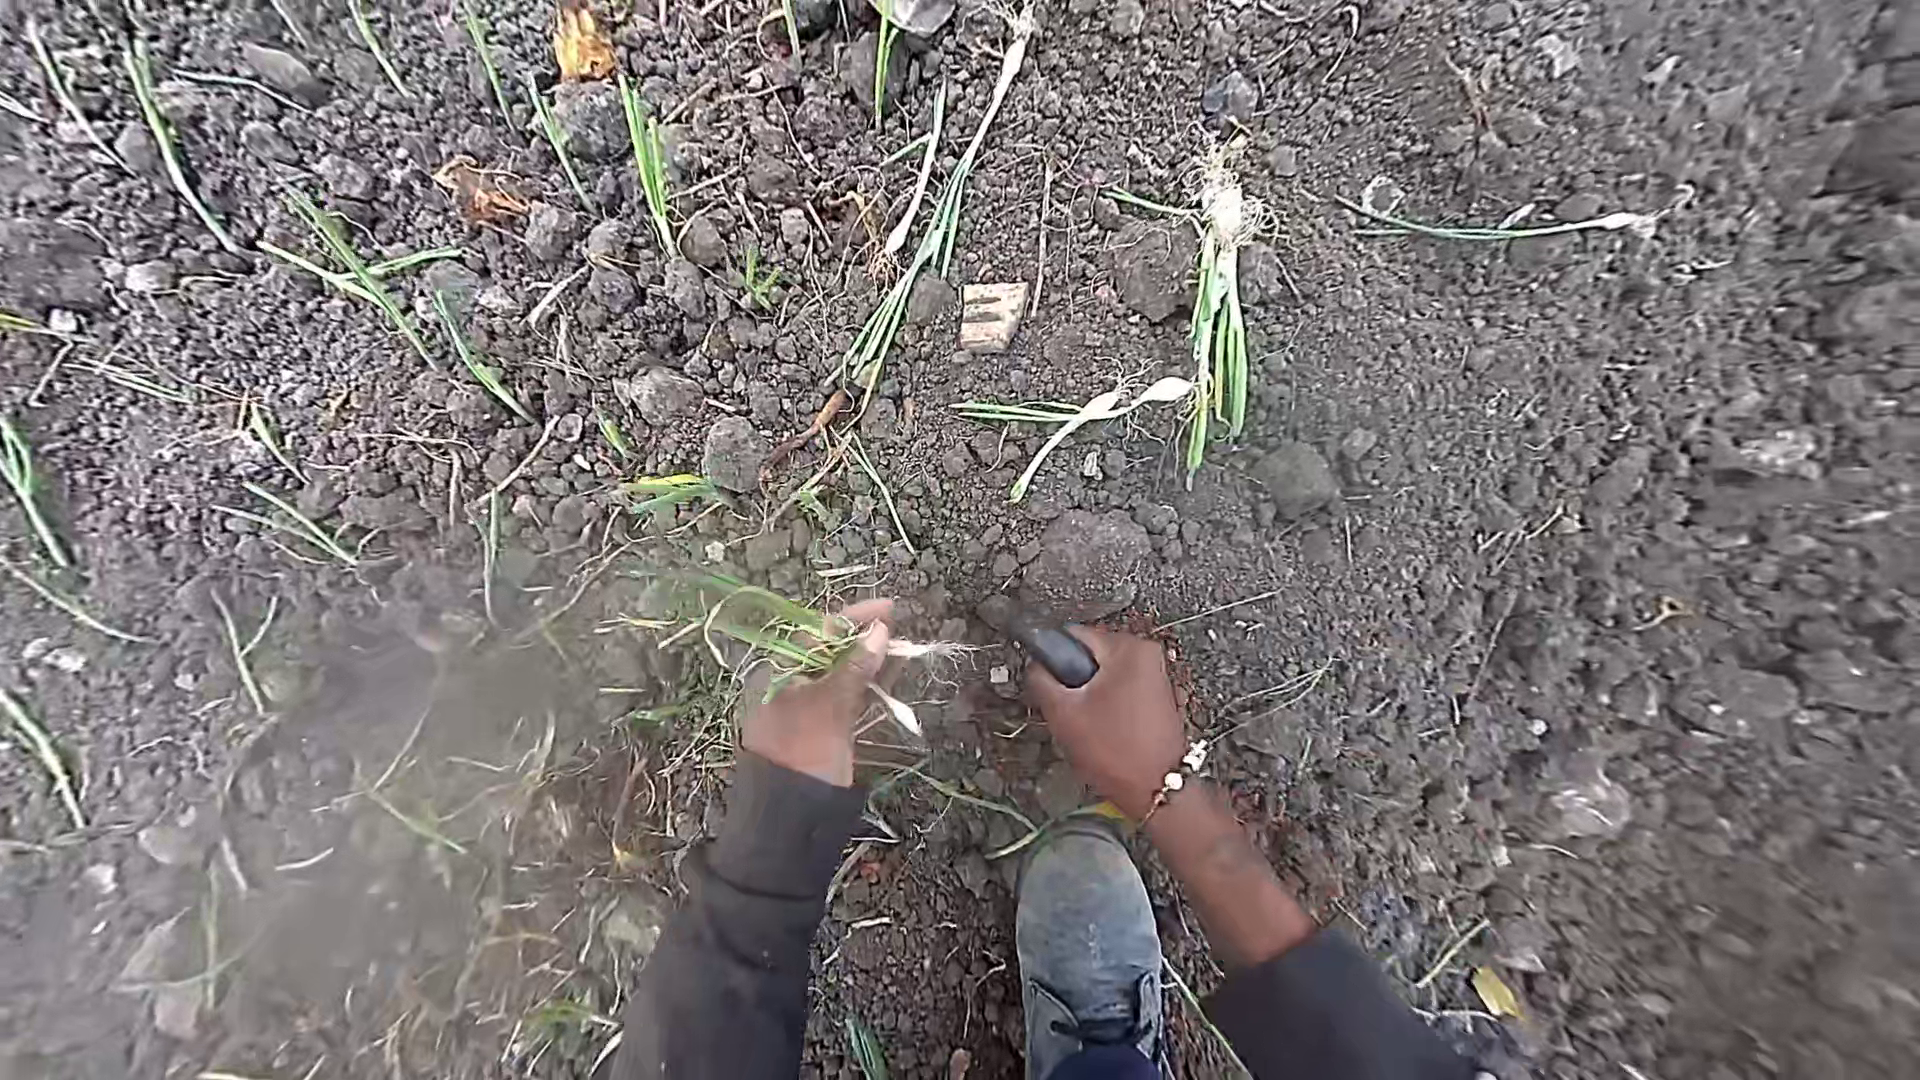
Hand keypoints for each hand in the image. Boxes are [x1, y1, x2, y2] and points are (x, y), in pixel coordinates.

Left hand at [739, 599, 892, 786]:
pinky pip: (852, 692)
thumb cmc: (803, 752)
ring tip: (903, 647)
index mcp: (782, 671)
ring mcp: (813, 703)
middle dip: (866, 637)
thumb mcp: (829, 705)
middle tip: (898, 627)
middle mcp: (794, 682)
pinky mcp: (830, 722)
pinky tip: (893, 671)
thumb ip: (855, 667)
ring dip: (873, 658)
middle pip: (834, 649)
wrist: (793, 817)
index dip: (854, 617)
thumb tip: (880, 631)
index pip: (819, 631)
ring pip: (846, 670)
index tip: (887, 608)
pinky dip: (872, 681)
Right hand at [1024, 627, 1185, 819]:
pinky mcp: (1156, 695)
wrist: (1158, 791)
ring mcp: (1154, 675)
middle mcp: (1146, 653)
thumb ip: (1040, 678)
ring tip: (1090, 724)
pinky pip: (1117, 689)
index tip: (1051, 685)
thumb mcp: (1063, 712)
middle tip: (1072, 711)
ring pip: (1101, 674)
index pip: (1072, 635)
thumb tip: (1035, 665)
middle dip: (1073, 681)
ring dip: (1088, 696)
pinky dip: (1105, 705)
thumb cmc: (1117, 753)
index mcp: (1128, 648)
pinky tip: (1105, 730)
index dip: (1053, 660)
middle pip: (1087, 655)